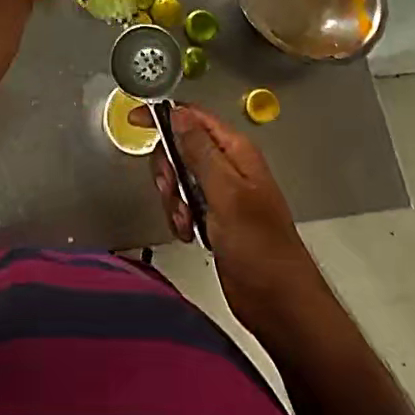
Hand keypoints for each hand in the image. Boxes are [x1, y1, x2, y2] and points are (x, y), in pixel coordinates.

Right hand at [136, 103, 321, 329]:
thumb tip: (180, 116)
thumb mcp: (227, 192)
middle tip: (173, 191)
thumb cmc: (261, 247)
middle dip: (169, 169)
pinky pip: (184, 204)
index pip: (194, 117)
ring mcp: (221, 193)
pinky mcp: (214, 217)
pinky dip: (179, 217)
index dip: (165, 116)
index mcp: (236, 151)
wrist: (277, 299)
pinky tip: (189, 232)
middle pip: (181, 147)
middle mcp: (228, 167)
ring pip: (179, 177)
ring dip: (173, 198)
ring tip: (186, 220)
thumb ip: (201, 151)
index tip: (137, 120)